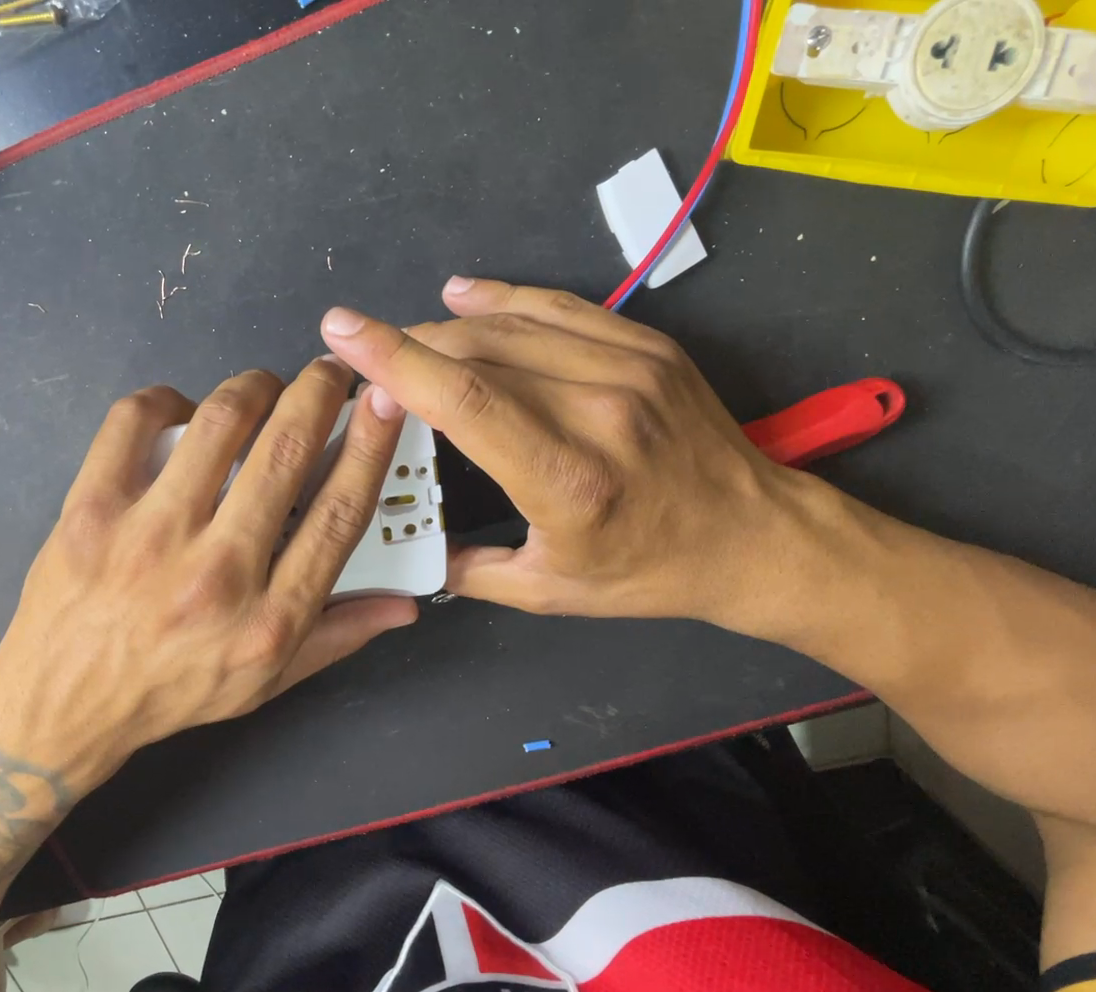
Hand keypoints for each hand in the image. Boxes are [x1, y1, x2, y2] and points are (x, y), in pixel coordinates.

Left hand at [0, 360, 416, 781]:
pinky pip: (134, 421)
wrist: (65, 707)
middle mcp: (218, 571)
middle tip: (326, 371)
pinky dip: (166, 399)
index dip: (371, 445)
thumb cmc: (174, 692)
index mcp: (270, 616)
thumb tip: (404, 603)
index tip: (384, 398)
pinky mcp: (91, 510)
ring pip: (219, 423)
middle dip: (318, 390)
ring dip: (252, 387)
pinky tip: (182, 411)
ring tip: (262, 388)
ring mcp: (149, 535)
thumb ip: (338, 636)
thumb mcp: (267, 682)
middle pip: (286, 451)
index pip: (339, 512)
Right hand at [321, 276, 818, 624]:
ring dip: (446, 326)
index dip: (395, 359)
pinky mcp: (647, 345)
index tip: (341, 333)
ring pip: (513, 324)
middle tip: (364, 351)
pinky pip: (559, 307)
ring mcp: (629, 367)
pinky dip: (503, 297)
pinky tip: (462, 295)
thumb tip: (411, 549)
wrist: (754, 536)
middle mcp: (597, 409)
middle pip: (480, 351)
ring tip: (405, 336)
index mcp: (568, 478)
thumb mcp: (552, 591)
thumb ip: (471, 571)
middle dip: (410, 345)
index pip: (465, 399)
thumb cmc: (649, 571)